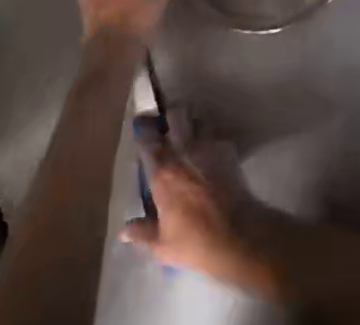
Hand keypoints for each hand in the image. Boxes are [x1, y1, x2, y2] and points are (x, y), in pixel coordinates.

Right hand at [120, 113, 279, 297]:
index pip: (147, 141)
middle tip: (168, 122)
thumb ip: (141, 233)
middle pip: (176, 117)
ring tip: (190, 129)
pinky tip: (211, 148)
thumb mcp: (161, 245)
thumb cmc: (193, 240)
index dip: (143, 130)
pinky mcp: (227, 150)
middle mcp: (183, 152)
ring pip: (198, 119)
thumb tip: (123, 231)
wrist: (236, 234)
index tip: (140, 125)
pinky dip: (211, 137)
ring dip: (192, 121)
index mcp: (162, 172)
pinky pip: (216, 134)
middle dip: (170, 115)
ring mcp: (208, 147)